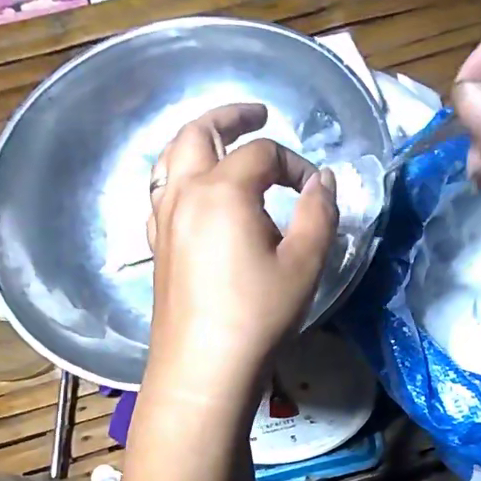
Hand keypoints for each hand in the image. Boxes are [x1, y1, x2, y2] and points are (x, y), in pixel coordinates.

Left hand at [144, 104, 337, 398]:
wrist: (205, 366)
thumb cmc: (260, 313)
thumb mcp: (305, 262)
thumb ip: (319, 213)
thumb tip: (322, 181)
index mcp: (222, 191)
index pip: (263, 154)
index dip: (295, 164)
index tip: (316, 192)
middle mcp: (184, 193)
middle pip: (198, 133)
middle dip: (230, 117)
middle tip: (257, 114)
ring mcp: (164, 218)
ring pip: (171, 158)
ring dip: (199, 141)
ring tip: (225, 144)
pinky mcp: (158, 244)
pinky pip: (163, 190)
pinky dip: (182, 174)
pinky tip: (199, 193)